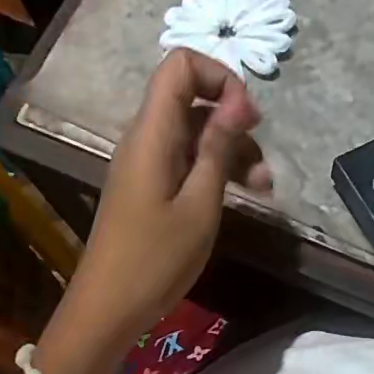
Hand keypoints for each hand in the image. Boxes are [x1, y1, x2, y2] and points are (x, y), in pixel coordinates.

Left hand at [34, 49, 270, 373]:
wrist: (109, 307)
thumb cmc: (156, 260)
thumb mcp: (199, 206)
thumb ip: (219, 150)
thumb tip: (238, 100)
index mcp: (152, 134)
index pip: (180, 66)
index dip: (219, 78)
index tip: (248, 118)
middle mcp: (145, 140)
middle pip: (191, 102)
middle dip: (234, 123)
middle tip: (264, 163)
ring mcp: (145, 166)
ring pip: (193, 137)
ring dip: (231, 154)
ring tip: (264, 189)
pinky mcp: (148, 190)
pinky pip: (184, 163)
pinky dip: (213, 173)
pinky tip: (240, 197)